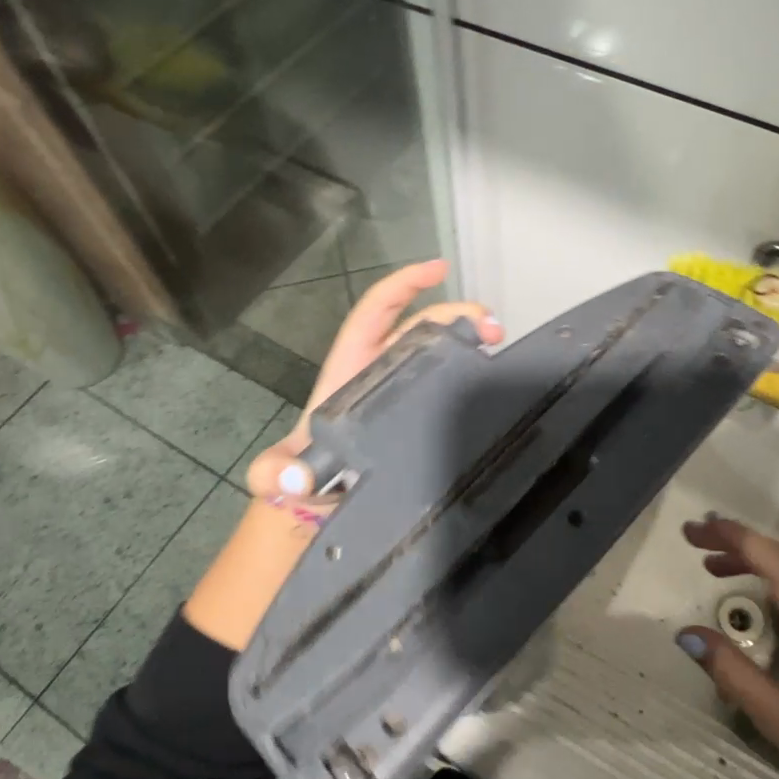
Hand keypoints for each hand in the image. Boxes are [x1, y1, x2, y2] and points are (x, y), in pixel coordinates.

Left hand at [189, 261, 502, 649]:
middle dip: (455, 315)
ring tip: (502, 345)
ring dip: (473, 341)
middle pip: (420, 329)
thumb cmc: (300, 479)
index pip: (375, 315)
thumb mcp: (280, 474)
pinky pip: (453, 388)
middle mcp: (381, 374)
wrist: (316, 510)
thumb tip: (290, 476)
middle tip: (492, 327)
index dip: (402, 287)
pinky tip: (501, 379)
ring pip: (443, 354)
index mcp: (350, 371)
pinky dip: (477, 376)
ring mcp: (406, 396)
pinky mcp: (424, 419)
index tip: (438, 269)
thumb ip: (276, 472)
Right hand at [675, 515, 778, 778]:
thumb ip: (730, 671)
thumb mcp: (777, 717)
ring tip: (719, 569)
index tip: (693, 530)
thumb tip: (686, 633)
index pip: (771, 557)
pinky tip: (767, 597)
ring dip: (762, 560)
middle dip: (739, 543)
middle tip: (697, 543)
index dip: (730, 536)